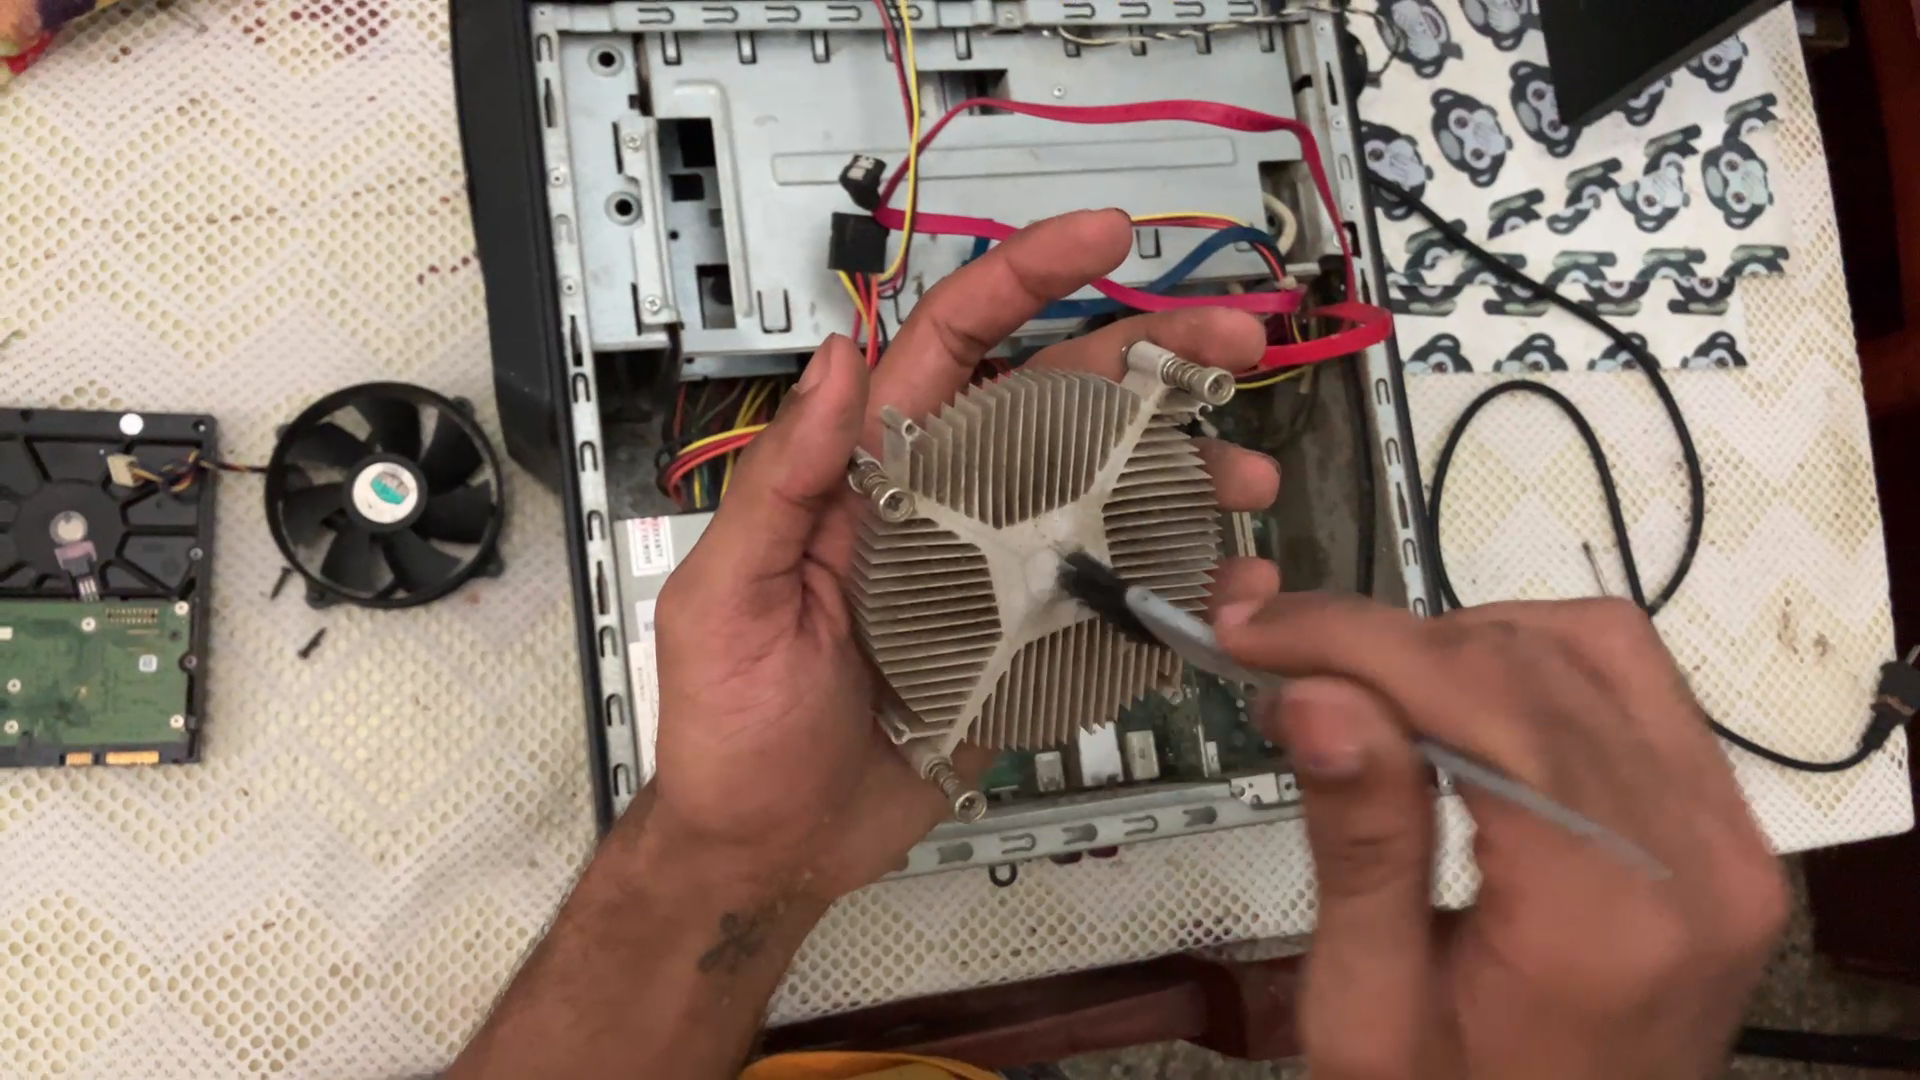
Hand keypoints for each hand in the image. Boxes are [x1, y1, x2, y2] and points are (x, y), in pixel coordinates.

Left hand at [647, 210, 1284, 901]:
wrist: (779, 837)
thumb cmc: (735, 725)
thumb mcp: (731, 596)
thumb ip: (781, 483)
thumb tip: (834, 363)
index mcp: (874, 480)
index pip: (949, 352)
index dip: (1020, 283)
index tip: (1099, 241)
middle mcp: (948, 512)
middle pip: (1054, 407)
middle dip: (1144, 360)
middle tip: (1229, 343)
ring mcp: (997, 576)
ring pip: (1099, 496)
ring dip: (1175, 472)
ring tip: (1243, 474)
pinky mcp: (1029, 643)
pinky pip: (1107, 595)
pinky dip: (1168, 581)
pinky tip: (1217, 579)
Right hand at [1216, 596, 1788, 1078]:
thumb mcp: (1368, 1006)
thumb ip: (1356, 846)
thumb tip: (1313, 695)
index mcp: (1606, 910)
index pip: (1477, 698)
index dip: (1348, 640)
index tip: (1246, 634)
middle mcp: (1697, 851)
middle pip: (1522, 661)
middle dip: (1373, 635)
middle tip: (1272, 653)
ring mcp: (1721, 828)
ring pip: (1576, 643)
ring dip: (1440, 641)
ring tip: (1353, 685)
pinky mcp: (1708, 816)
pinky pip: (1612, 673)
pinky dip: (1506, 654)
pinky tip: (1438, 698)